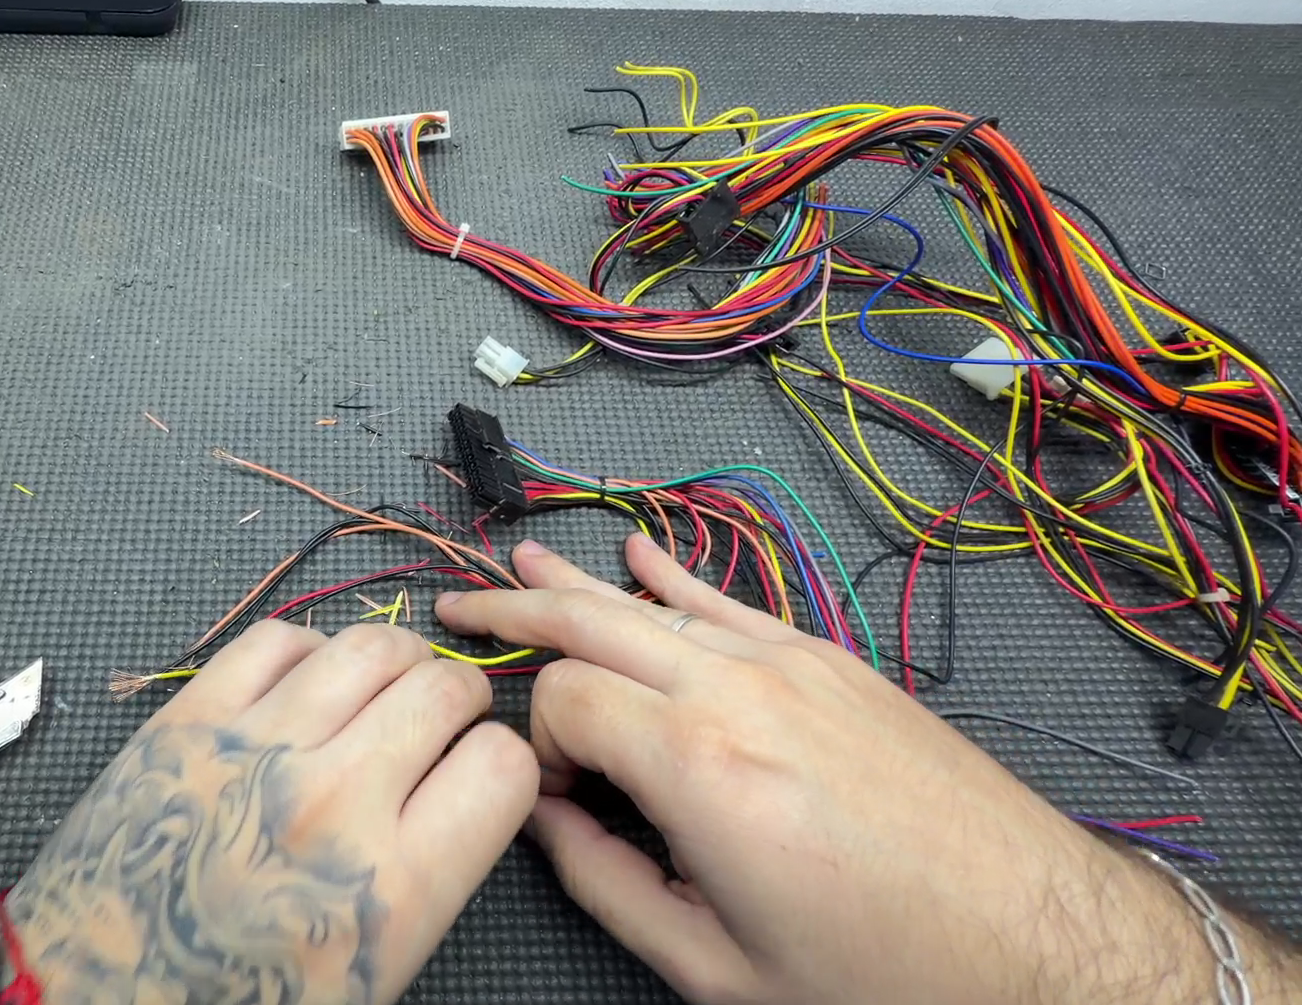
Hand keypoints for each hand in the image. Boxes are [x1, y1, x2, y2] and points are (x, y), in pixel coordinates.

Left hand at [0, 620, 537, 1004]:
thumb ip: (431, 868)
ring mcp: (256, 746)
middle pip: (440, 690)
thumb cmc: (240, 1000)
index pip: (501, 767)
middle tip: (444, 712)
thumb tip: (457, 777)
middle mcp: (330, 799)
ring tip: (390, 679)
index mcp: (389, 887)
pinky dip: (312, 648)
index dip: (501, 760)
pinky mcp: (192, 715)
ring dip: (398, 658)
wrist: (87, 995)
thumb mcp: (369, 967)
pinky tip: (310, 676)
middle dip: (459, 695)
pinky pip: (278, 639)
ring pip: (368, 648)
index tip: (478, 764)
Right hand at [433, 534, 1247, 1004]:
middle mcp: (732, 691)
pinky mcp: (824, 658)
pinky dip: (668, 574)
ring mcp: (783, 662)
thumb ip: (601, 878)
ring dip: (572, 582)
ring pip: (645, 600)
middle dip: (511, 608)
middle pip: (585, 619)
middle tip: (457, 601)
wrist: (1059, 957)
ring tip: (519, 561)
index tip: (557, 787)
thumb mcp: (715, 964)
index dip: (538, 738)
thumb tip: (538, 812)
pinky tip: (634, 553)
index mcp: (698, 767)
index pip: (563, 699)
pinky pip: (725, 600)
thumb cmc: (883, 977)